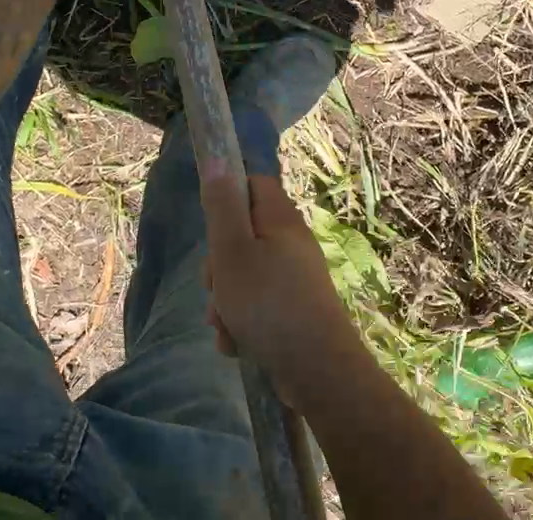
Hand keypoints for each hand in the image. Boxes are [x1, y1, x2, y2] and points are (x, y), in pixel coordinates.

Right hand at [201, 173, 374, 410]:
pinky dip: (243, 322)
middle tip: (214, 286)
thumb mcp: (232, 250)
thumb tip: (217, 158)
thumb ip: (221, 206)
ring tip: (225, 326)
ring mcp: (296, 279)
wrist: (320, 374)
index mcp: (280, 220)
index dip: (228, 199)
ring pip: (246, 274)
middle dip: (219, 264)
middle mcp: (291, 244)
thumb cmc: (268, 304)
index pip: (253, 184)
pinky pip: (259, 304)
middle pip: (243, 234)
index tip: (212, 229)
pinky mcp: (296, 311)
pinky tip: (237, 345)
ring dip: (227, 299)